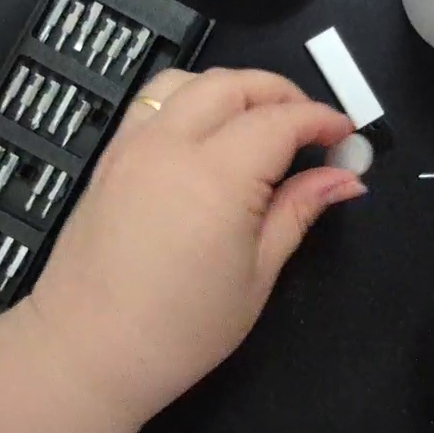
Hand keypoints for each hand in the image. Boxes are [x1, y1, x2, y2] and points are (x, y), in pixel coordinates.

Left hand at [26, 68, 365, 422]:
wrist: (87, 352)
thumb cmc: (180, 330)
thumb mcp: (257, 276)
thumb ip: (299, 211)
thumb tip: (346, 179)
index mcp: (216, 176)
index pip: (279, 121)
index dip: (321, 120)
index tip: (346, 136)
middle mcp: (170, 145)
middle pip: (234, 85)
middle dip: (281, 93)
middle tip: (310, 128)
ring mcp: (133, 145)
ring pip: (189, 81)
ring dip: (232, 90)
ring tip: (258, 124)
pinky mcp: (110, 157)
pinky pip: (152, 101)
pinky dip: (189, 99)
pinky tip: (205, 135)